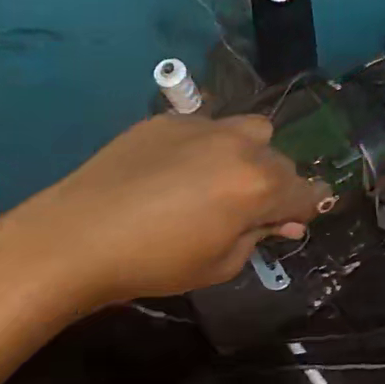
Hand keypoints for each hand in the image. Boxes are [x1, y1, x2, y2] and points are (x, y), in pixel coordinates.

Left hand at [0, 113, 328, 311]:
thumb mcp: (220, 264)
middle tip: (247, 211)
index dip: (306, 209)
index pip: (306, 191)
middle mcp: (240, 146)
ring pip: (250, 130)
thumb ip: (258, 236)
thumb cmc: (156, 262)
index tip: (293, 222)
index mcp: (259, 185)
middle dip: (275, 185)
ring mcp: (203, 126)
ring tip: (219, 179)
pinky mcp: (168, 119)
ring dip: (249, 153)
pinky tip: (176, 170)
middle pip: (280, 160)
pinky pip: (207, 126)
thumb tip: (282, 222)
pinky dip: (208, 145)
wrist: (78, 235)